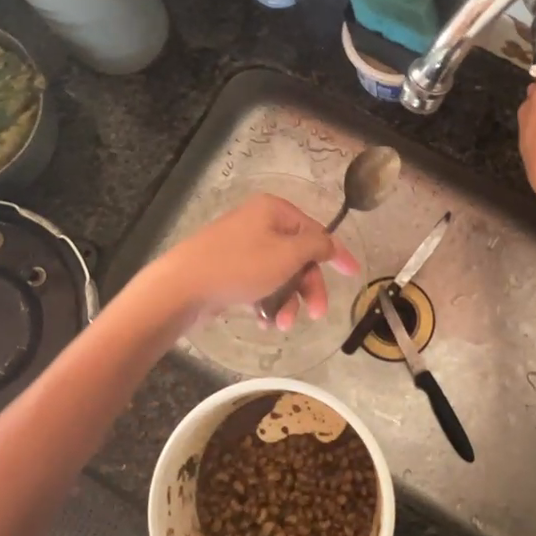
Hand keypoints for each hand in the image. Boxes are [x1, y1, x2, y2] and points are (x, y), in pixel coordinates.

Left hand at [154, 194, 357, 330]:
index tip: (353, 274)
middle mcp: (258, 224)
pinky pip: (259, 284)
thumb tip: (328, 243)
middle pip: (298, 256)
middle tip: (316, 314)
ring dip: (287, 301)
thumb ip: (316, 246)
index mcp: (273, 211)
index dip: (336, 253)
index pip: (315, 230)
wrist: (182, 287)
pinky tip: (263, 321)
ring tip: (282, 324)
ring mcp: (241, 247)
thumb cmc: (240, 267)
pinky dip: (266, 302)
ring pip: (279, 275)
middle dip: (307, 288)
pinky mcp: (228, 269)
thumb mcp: (287, 254)